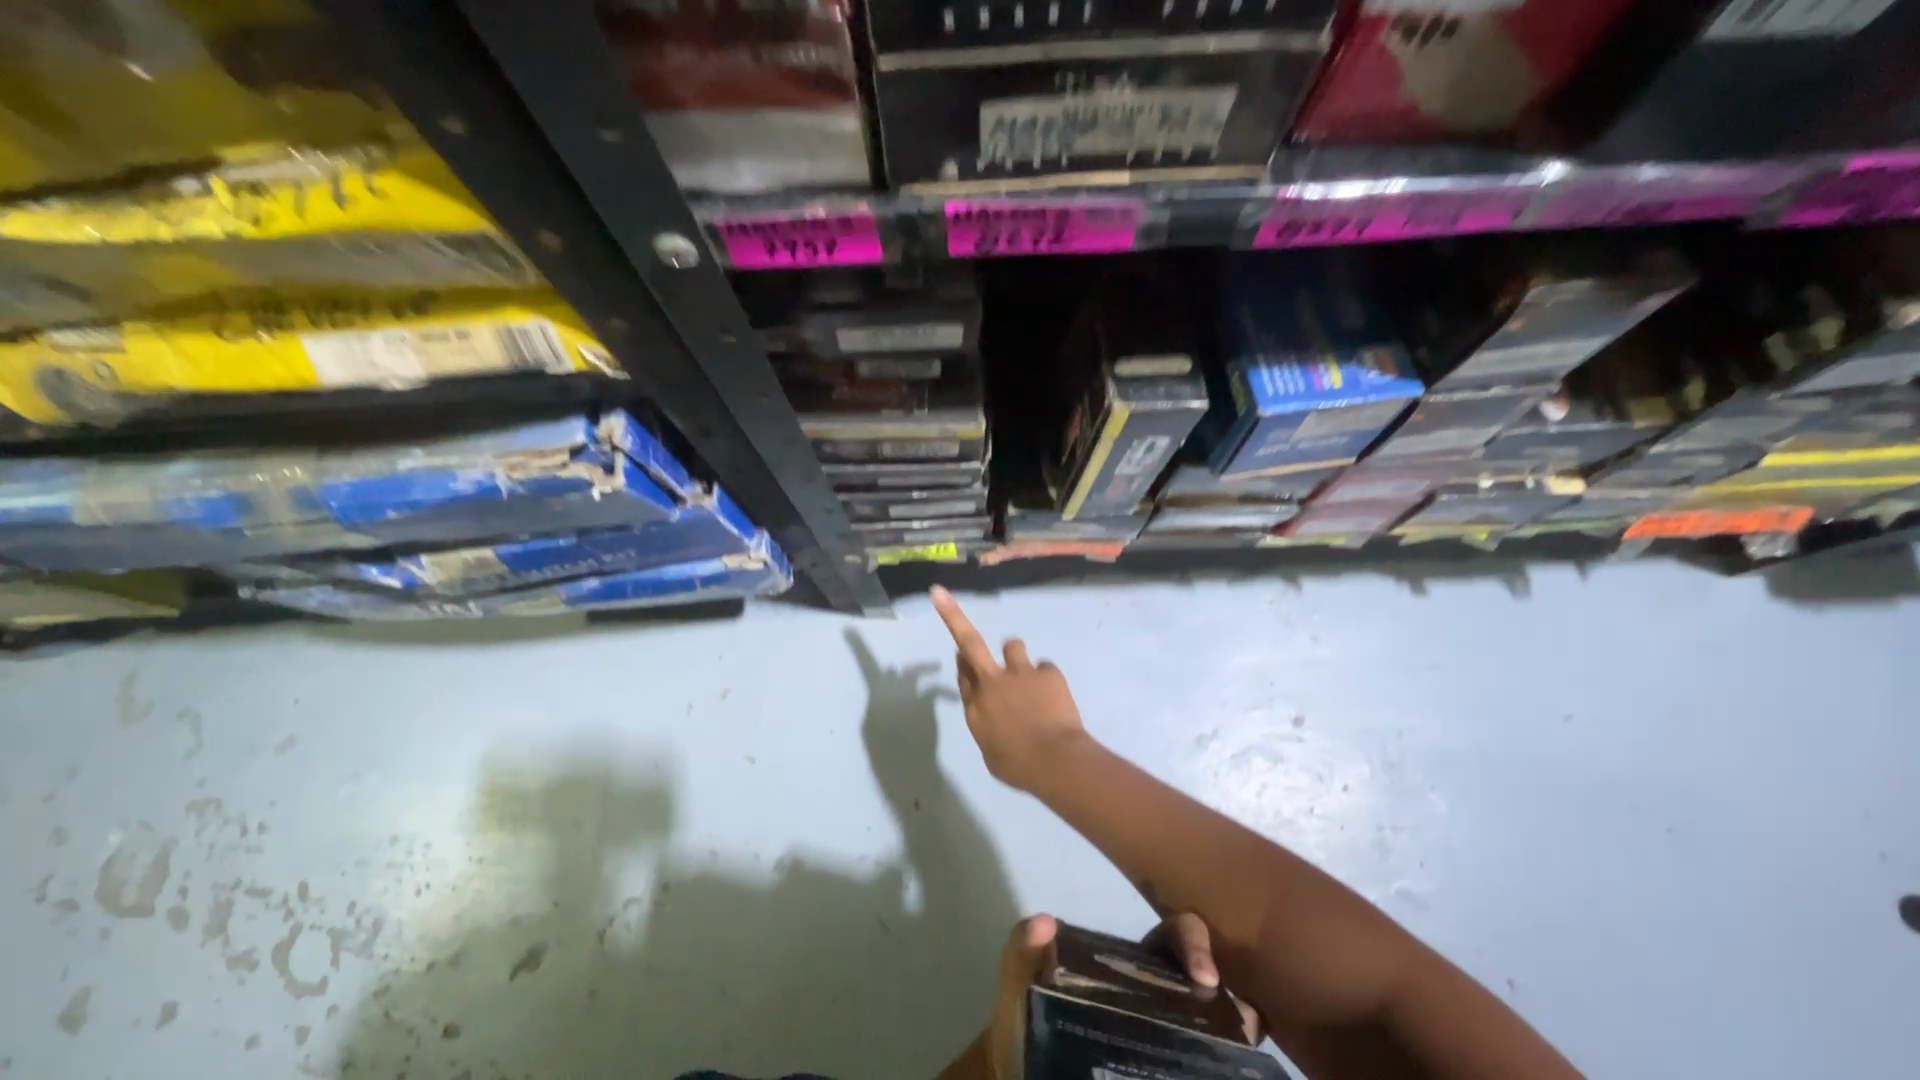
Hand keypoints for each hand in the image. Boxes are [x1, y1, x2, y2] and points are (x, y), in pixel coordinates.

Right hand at [930, 586, 1088, 793]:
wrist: (1056, 762)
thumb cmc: (1019, 767)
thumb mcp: (990, 752)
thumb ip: (987, 726)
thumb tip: (990, 713)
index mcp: (975, 707)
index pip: (963, 674)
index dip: (963, 663)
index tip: (962, 654)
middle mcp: (993, 683)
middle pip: (970, 642)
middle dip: (952, 614)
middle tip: (941, 595)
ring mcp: (1021, 674)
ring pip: (1013, 646)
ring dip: (1016, 656)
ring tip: (1028, 678)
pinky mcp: (1048, 673)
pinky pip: (1044, 667)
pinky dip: (1046, 679)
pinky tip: (1054, 696)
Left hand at [980, 913, 1257, 1079]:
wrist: (1022, 1076)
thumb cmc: (1024, 1025)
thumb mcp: (1019, 985)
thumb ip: (1022, 952)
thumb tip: (1043, 921)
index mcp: (1131, 963)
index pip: (1176, 936)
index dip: (1194, 942)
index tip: (1202, 975)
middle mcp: (1160, 994)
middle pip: (1211, 977)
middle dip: (1231, 989)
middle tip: (1239, 1016)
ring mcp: (1172, 1035)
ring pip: (1221, 1019)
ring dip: (1240, 1023)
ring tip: (1245, 1036)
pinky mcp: (1177, 1064)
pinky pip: (1212, 1058)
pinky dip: (1228, 1054)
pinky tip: (1229, 1061)